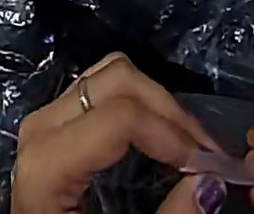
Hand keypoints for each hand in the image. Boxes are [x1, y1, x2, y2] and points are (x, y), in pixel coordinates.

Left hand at [12, 52, 223, 213]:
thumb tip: (211, 182)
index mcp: (47, 162)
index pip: (119, 118)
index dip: (171, 135)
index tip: (210, 166)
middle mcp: (42, 123)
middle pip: (117, 79)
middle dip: (169, 110)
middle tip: (208, 151)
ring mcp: (47, 113)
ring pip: (111, 71)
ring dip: (157, 100)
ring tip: (190, 141)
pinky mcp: (56, 114)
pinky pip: (102, 83)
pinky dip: (139, 98)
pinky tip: (162, 132)